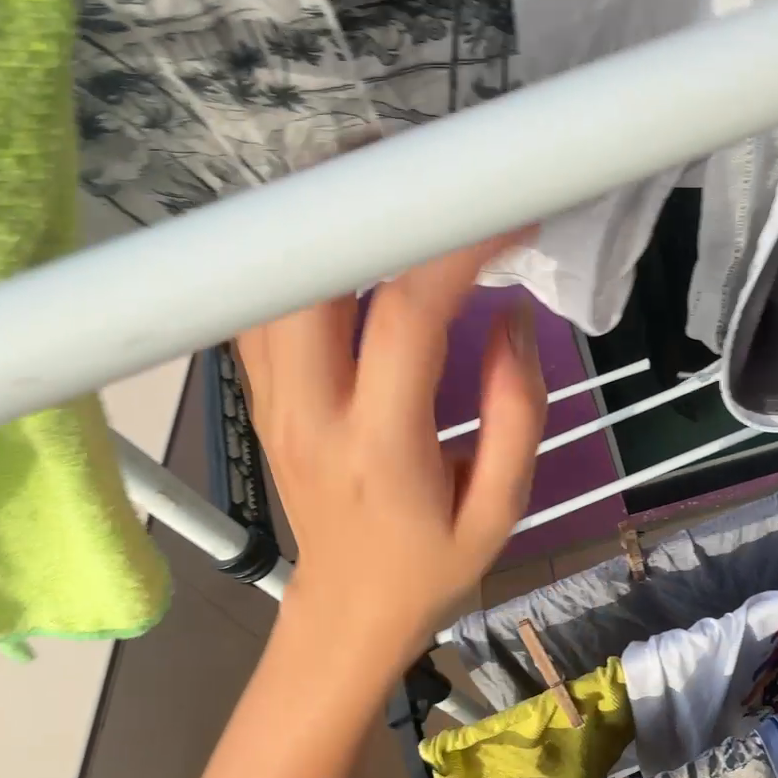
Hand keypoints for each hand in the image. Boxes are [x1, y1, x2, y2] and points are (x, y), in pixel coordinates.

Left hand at [236, 231, 545, 660]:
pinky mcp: (261, 397)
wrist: (350, 609)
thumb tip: (511, 319)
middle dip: (363, 203)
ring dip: (325, 223)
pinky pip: (265, 307)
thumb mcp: (501, 509)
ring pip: (276, 280)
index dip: (456, 249)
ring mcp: (273, 400)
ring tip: (388, 189)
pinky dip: (302, 261)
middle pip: (313, 274)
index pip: (408, 316)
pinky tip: (346, 246)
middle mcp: (312, 410)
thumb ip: (516, 414)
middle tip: (425, 169)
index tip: (505, 215)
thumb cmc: (432, 567)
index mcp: (382, 445)